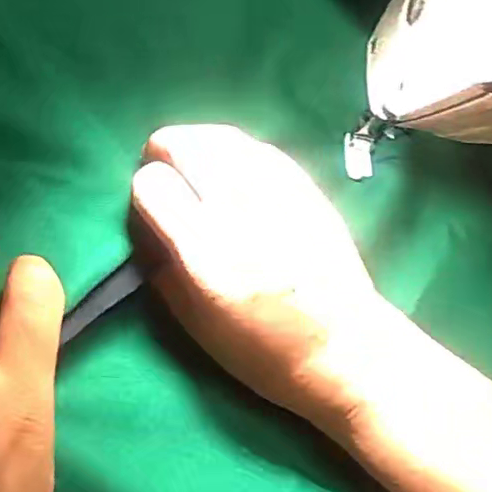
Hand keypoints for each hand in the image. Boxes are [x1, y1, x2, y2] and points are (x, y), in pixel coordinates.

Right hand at [131, 124, 396, 433]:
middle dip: (162, 150)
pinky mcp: (304, 188)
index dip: (142, 186)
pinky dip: (230, 145)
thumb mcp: (195, 326)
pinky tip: (226, 160)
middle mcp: (238, 217)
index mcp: (206, 257)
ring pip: (219, 137)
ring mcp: (275, 196)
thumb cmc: (265, 353)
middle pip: (183, 148)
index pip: (154, 186)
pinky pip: (254, 145)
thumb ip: (161, 269)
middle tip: (160, 163)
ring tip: (190, 156)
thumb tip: (144, 224)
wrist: (349, 353)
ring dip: (194, 140)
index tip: (148, 199)